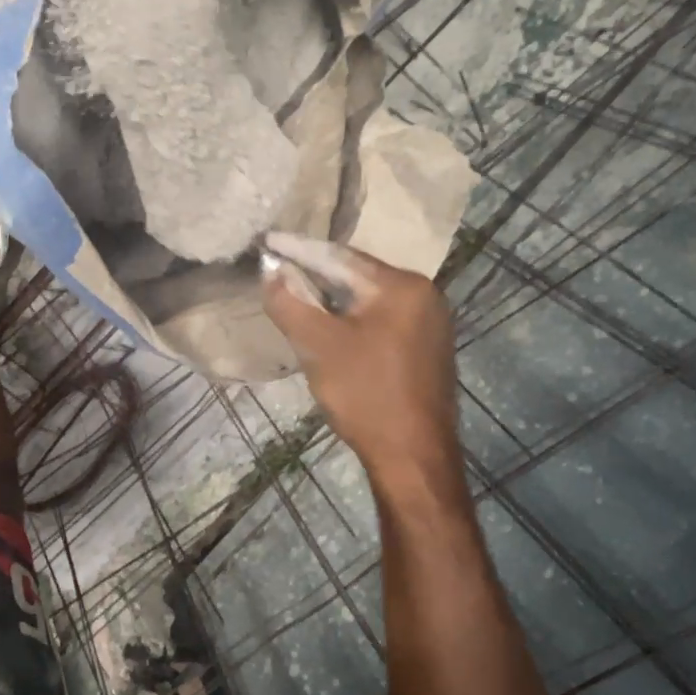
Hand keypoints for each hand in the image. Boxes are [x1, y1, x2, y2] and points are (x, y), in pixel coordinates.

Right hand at [259, 234, 460, 479]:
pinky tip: (327, 325)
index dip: (297, 249)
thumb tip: (270, 269)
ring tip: (294, 291)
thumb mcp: (317, 345)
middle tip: (277, 265)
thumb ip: (290, 301)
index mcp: (402, 286)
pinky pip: (379, 318)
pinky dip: (348, 317)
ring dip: (330, 297)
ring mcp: (429, 322)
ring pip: (367, 299)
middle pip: (356, 275)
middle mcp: (424, 294)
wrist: (411, 452)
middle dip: (314, 271)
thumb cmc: (364, 393)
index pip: (339, 257)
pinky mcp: (425, 347)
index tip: (266, 241)